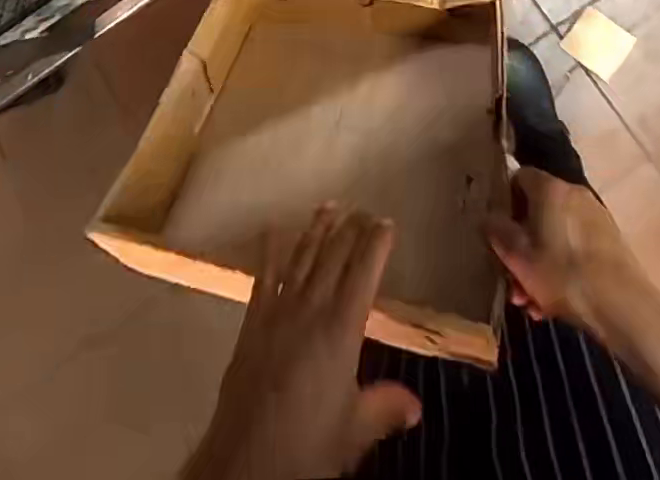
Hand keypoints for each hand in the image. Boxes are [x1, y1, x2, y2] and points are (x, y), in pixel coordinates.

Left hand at [183, 205, 422, 479]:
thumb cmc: (307, 444)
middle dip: (351, 229)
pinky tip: (274, 230)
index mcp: (342, 328)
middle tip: (363, 210)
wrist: (244, 463)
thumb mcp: (354, 429)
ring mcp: (278, 313)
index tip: (387, 222)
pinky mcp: (253, 323)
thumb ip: (385, 408)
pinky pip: (264, 277)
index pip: (364, 272)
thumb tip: (415, 406)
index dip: (376, 244)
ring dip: (316, 230)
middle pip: (334, 256)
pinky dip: (270, 251)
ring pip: (302, 259)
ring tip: (329, 205)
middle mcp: (311, 309)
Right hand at [484, 167, 650, 332]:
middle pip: (537, 211)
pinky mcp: (608, 239)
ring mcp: (595, 216)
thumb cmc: (562, 274)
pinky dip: (561, 267)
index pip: (518, 177)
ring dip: (538, 263)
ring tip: (530, 301)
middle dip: (521, 246)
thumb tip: (487, 216)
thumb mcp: (517, 257)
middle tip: (511, 277)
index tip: (496, 230)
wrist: (622, 305)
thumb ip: (497, 231)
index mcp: (550, 188)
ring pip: (554, 234)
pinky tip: (552, 302)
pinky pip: (574, 246)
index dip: (504, 201)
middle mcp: (574, 193)